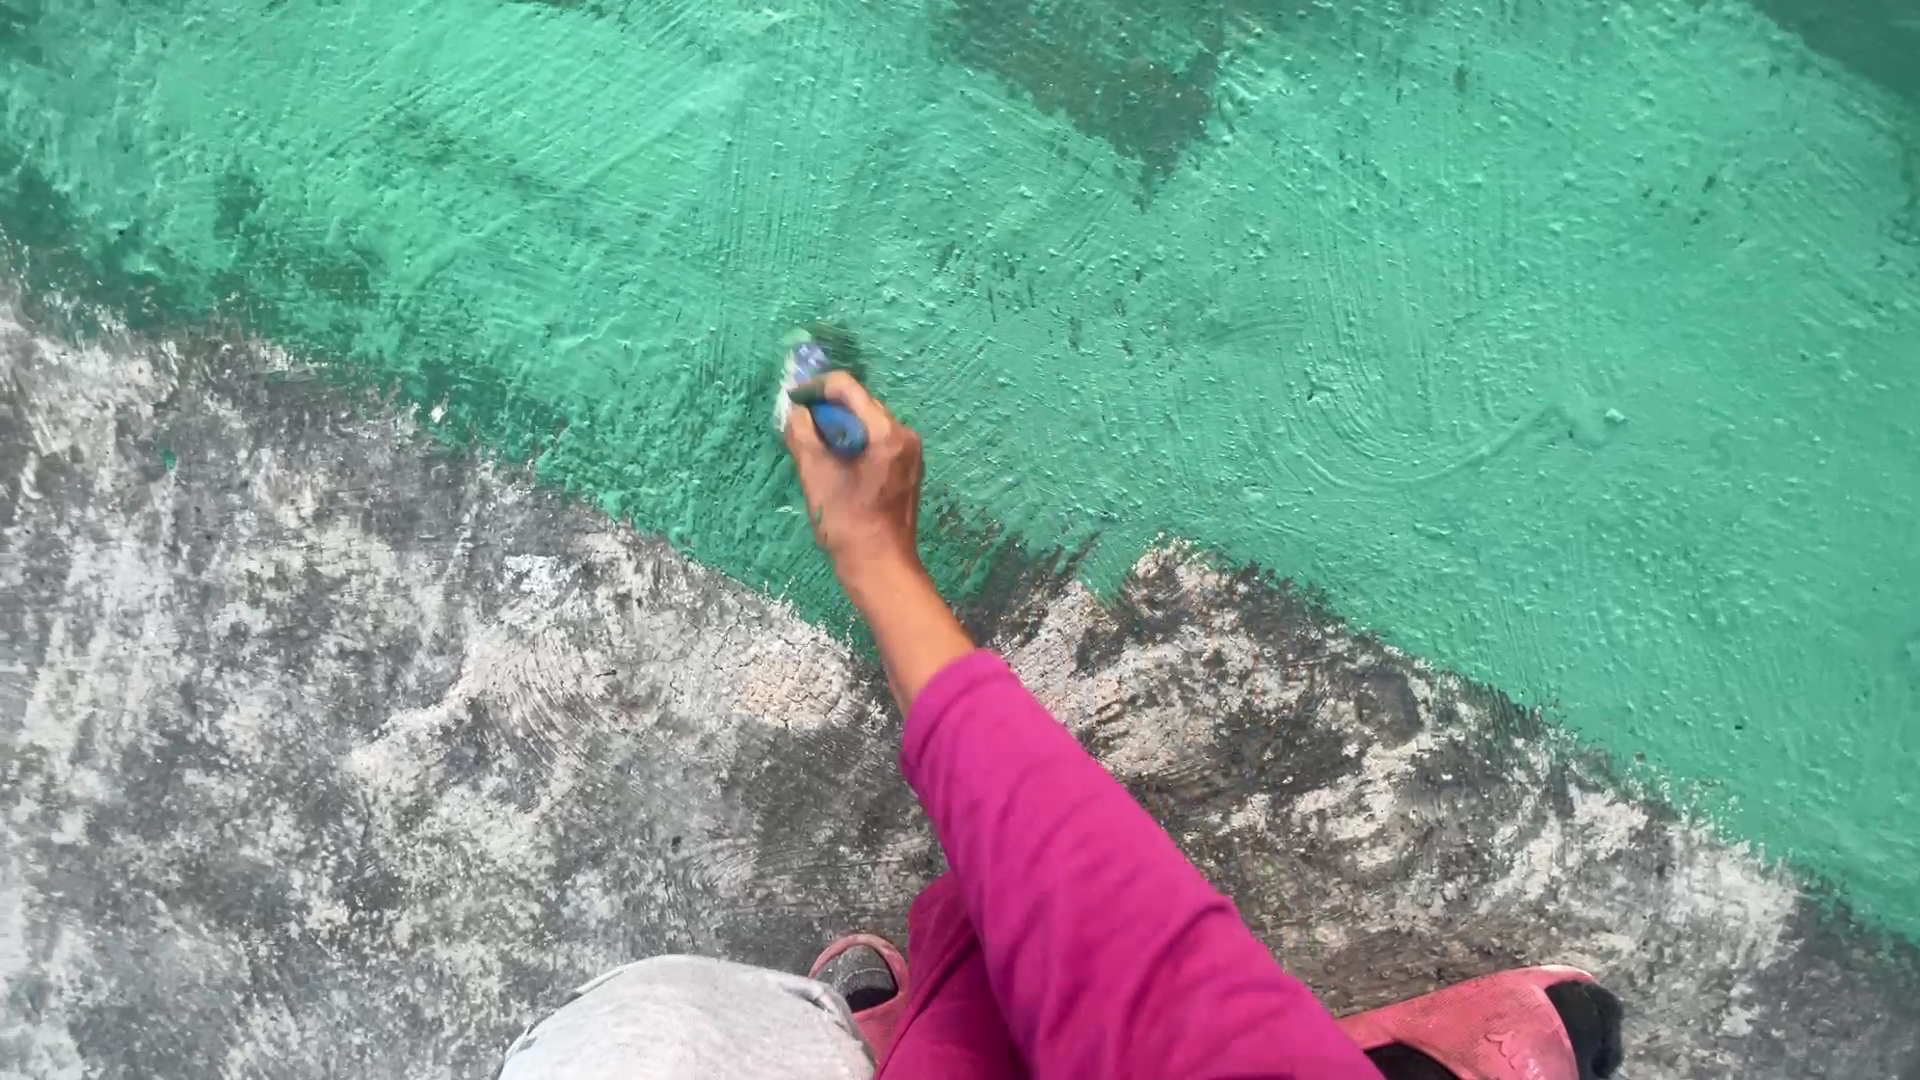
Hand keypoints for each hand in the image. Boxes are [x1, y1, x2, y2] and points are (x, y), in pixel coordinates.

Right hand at [784, 372, 925, 594]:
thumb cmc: (848, 523)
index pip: (847, 388)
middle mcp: (905, 436)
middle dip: (828, 411)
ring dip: (841, 428)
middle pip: (861, 404)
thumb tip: (796, 411)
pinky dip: (856, 444)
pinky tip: (838, 463)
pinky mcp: (909, 470)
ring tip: (815, 446)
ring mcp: (911, 454)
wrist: (881, 567)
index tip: (793, 401)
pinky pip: (878, 442)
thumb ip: (802, 433)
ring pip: (869, 423)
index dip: (815, 389)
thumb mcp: (815, 475)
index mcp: (886, 433)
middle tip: (801, 426)